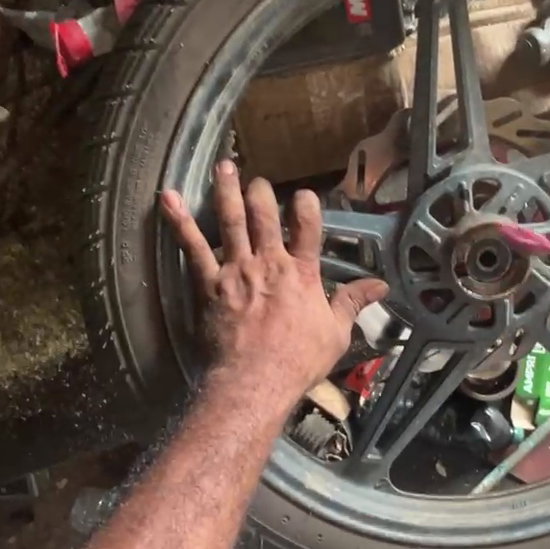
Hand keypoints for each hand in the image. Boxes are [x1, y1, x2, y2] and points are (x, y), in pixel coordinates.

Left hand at [161, 161, 388, 404]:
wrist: (255, 380)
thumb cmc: (297, 361)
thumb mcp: (336, 334)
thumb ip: (353, 303)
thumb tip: (381, 286)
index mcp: (302, 274)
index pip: (308, 228)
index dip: (307, 206)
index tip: (304, 195)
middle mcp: (268, 263)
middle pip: (265, 216)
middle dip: (261, 193)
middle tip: (257, 180)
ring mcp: (236, 270)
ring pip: (231, 221)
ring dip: (226, 191)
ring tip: (223, 167)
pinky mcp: (208, 283)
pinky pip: (192, 247)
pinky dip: (179, 221)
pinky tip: (169, 198)